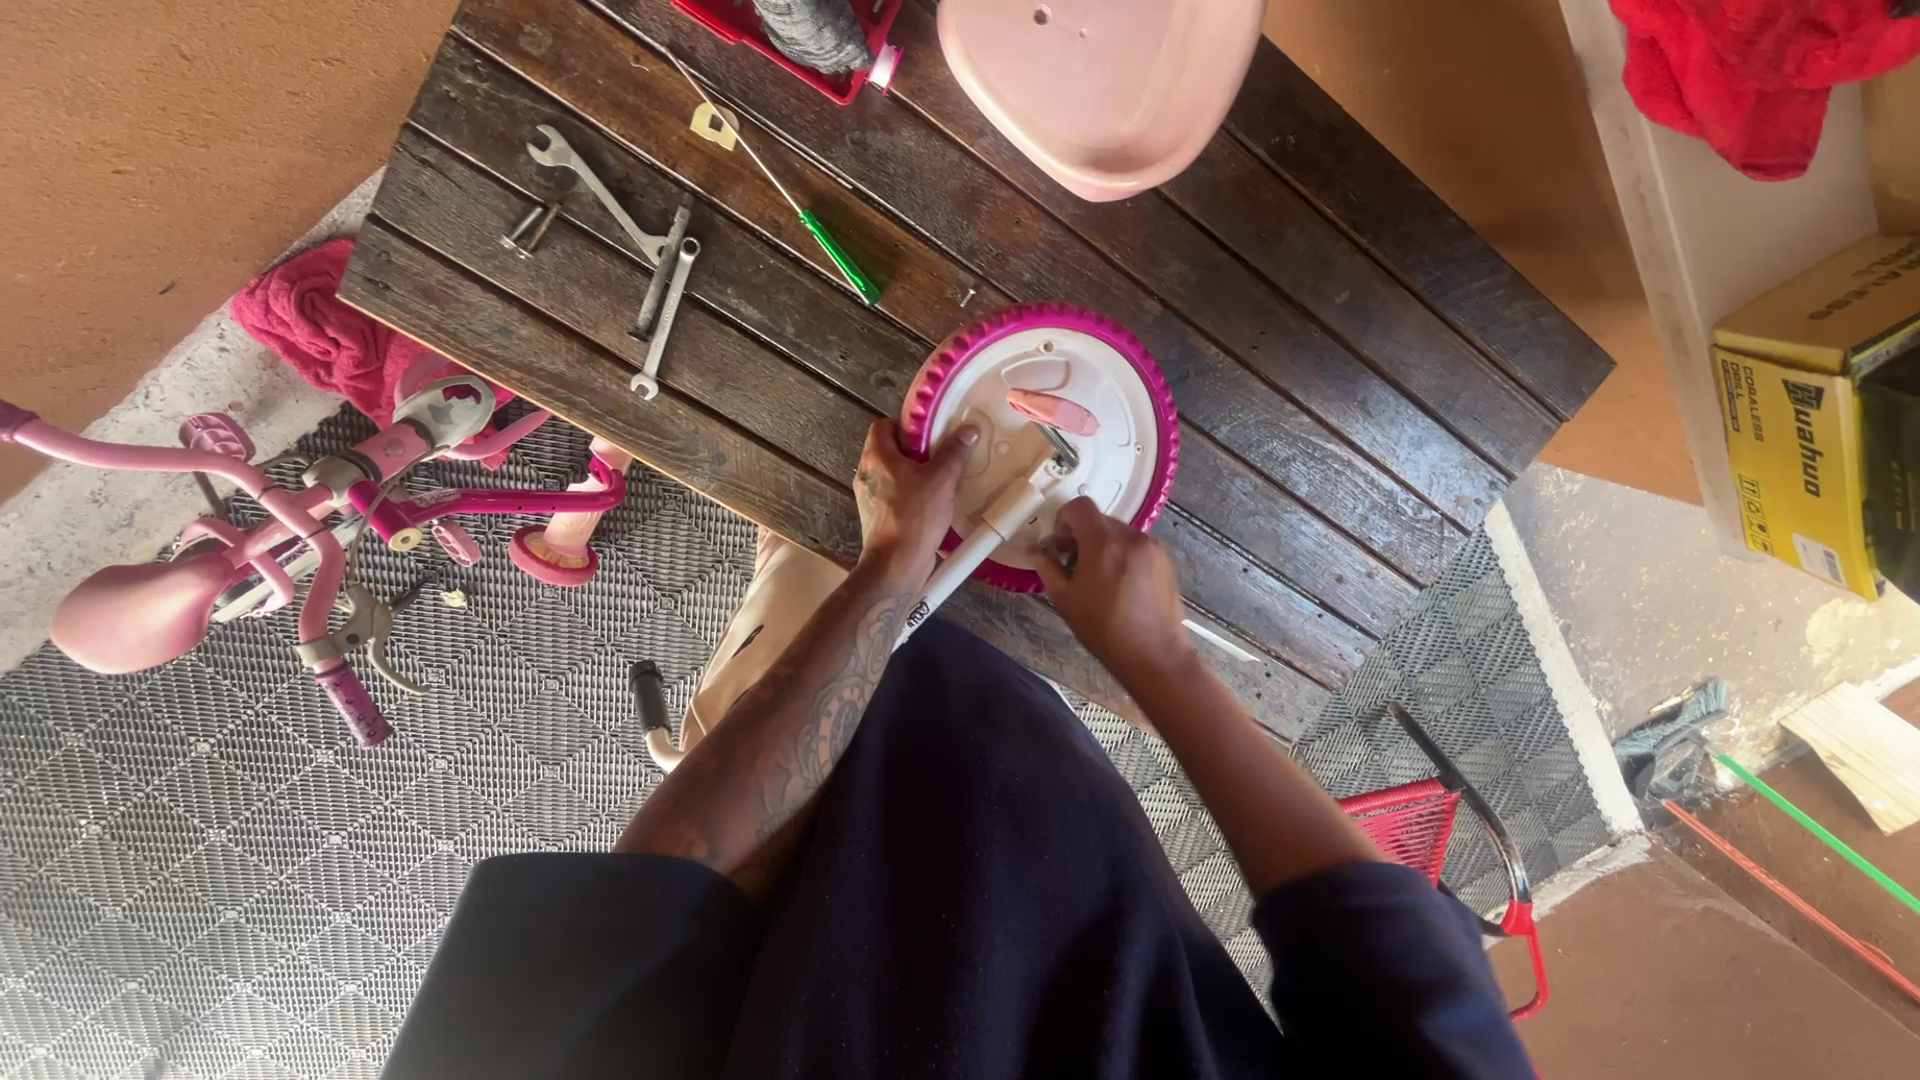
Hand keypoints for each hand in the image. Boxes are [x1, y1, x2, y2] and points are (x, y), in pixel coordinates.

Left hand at [853, 419, 978, 580]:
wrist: (896, 565)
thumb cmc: (915, 517)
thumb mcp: (941, 480)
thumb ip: (955, 453)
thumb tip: (968, 429)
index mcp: (876, 457)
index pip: (883, 425)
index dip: (906, 424)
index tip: (930, 433)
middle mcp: (867, 474)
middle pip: (890, 449)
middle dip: (916, 450)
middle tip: (942, 455)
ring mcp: (870, 497)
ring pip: (893, 474)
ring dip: (916, 474)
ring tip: (942, 479)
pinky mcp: (878, 517)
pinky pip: (895, 496)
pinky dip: (911, 494)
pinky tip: (934, 503)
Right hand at [1033, 497, 1196, 682]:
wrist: (1154, 655)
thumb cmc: (1103, 629)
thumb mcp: (1065, 599)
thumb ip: (1048, 568)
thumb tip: (1036, 551)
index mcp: (1103, 541)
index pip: (1080, 506)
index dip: (1064, 520)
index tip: (1061, 547)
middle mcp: (1131, 536)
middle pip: (1100, 520)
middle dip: (1083, 537)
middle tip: (1075, 567)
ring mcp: (1152, 547)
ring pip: (1119, 533)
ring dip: (1104, 546)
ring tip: (1100, 580)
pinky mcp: (1165, 561)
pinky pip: (1136, 547)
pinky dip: (1123, 556)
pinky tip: (1121, 587)